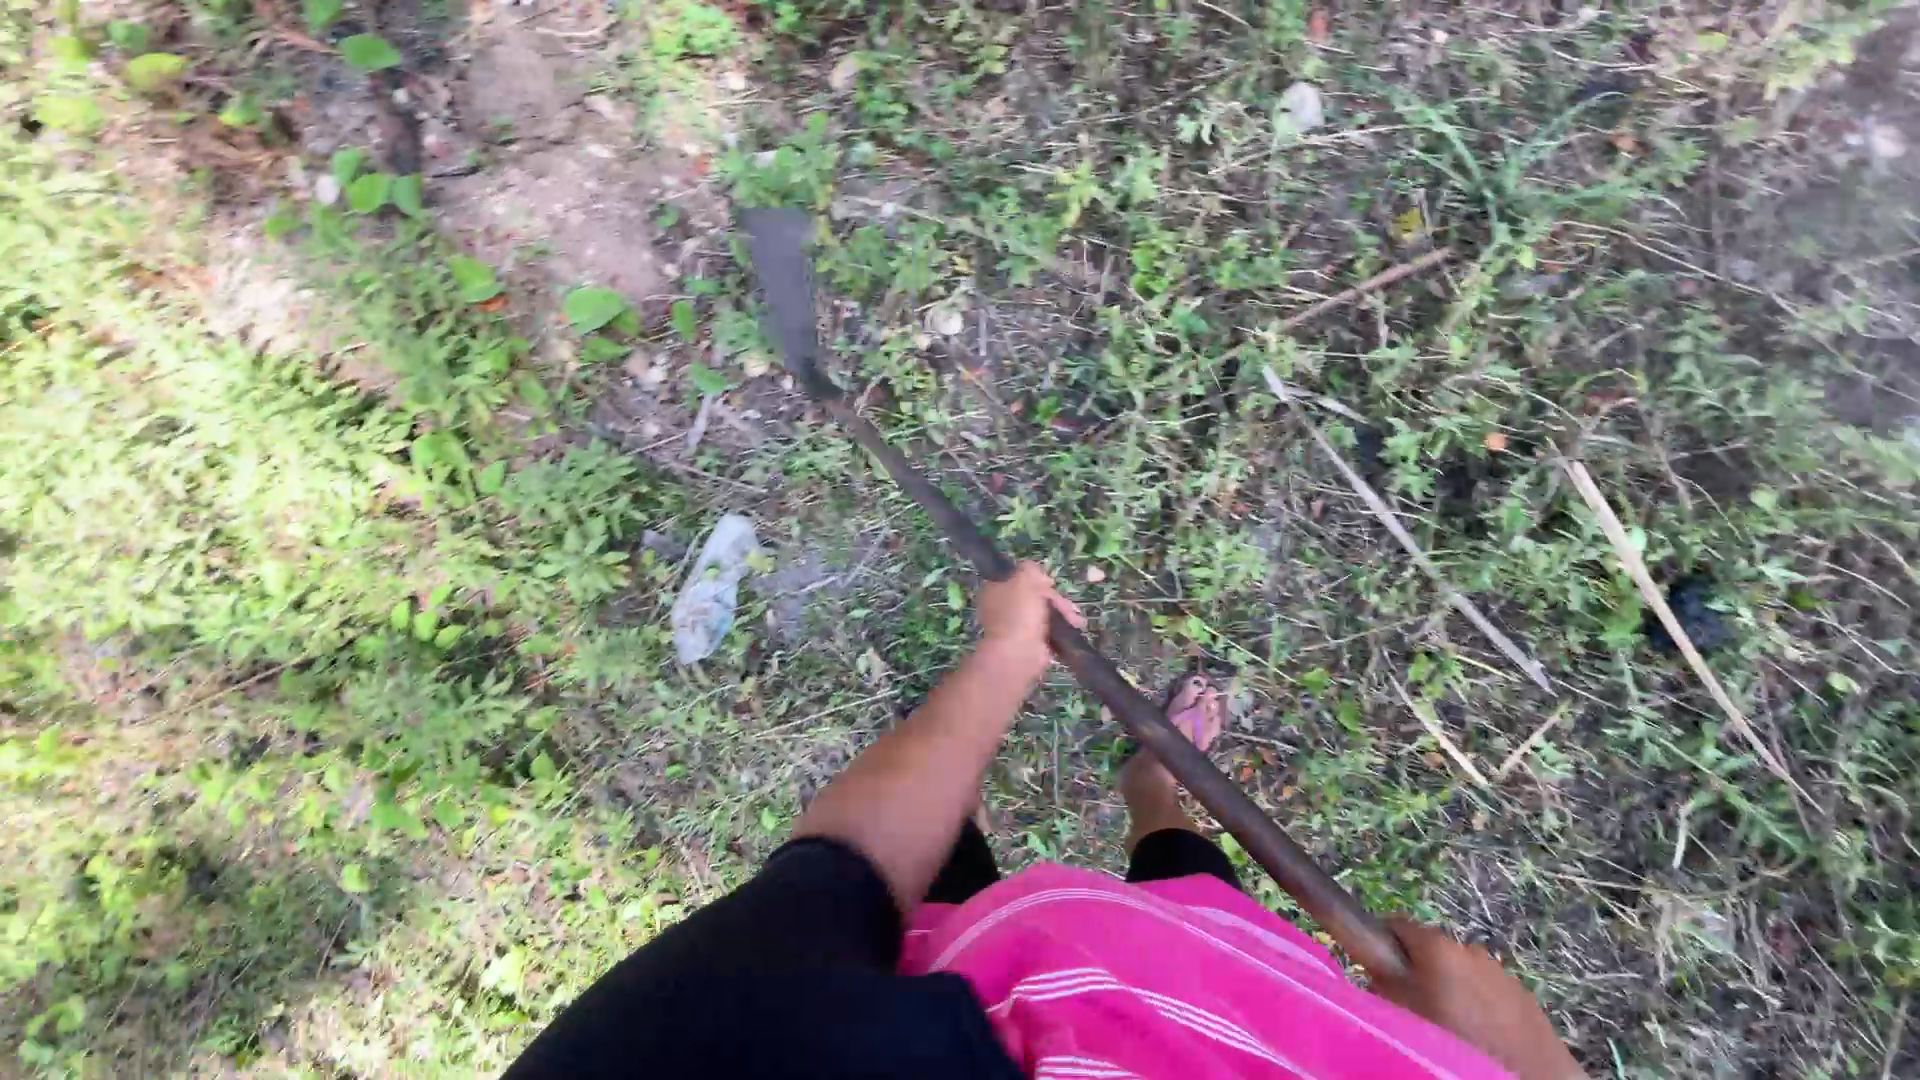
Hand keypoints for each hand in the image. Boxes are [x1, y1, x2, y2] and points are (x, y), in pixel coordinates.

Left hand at [974, 562, 1083, 680]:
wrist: (1020, 653)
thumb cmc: (1019, 613)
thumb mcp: (1024, 579)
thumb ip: (1030, 568)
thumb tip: (1037, 574)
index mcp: (995, 590)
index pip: (1017, 577)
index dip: (1035, 578)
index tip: (1048, 583)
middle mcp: (1003, 607)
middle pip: (1034, 595)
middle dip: (1055, 599)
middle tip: (1064, 606)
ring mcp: (1016, 626)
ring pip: (1044, 611)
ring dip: (1063, 613)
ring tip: (1075, 620)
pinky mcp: (1030, 641)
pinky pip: (1049, 629)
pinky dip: (1062, 628)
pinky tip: (1074, 627)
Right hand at [1369, 919, 1584, 1079]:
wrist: (1532, 1078)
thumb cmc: (1456, 1042)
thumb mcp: (1402, 1013)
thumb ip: (1382, 982)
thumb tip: (1375, 968)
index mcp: (1436, 945)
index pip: (1394, 925)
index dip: (1381, 946)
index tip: (1379, 975)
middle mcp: (1468, 948)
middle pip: (1428, 949)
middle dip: (1417, 971)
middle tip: (1414, 1008)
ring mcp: (1500, 972)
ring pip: (1460, 971)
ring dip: (1450, 988)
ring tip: (1452, 1027)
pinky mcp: (1525, 997)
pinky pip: (1488, 991)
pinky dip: (1480, 1005)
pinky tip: (1482, 1037)